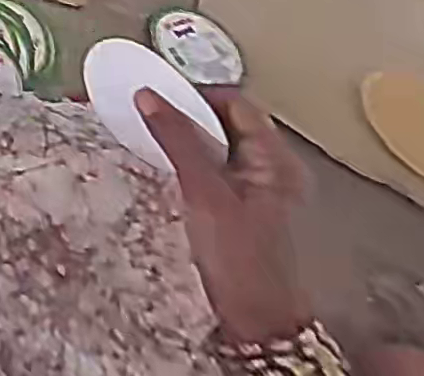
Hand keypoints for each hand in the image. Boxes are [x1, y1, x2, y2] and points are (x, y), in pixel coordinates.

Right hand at [138, 86, 312, 343]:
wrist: (257, 330)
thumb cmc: (240, 261)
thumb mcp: (204, 193)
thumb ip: (177, 139)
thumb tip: (147, 94)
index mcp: (275, 158)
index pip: (235, 102)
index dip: (198, 93)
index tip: (160, 94)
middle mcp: (272, 167)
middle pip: (225, 120)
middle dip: (187, 112)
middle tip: (151, 111)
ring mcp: (259, 189)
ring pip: (217, 143)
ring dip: (186, 135)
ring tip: (154, 133)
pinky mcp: (243, 208)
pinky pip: (214, 166)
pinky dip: (190, 157)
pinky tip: (168, 164)